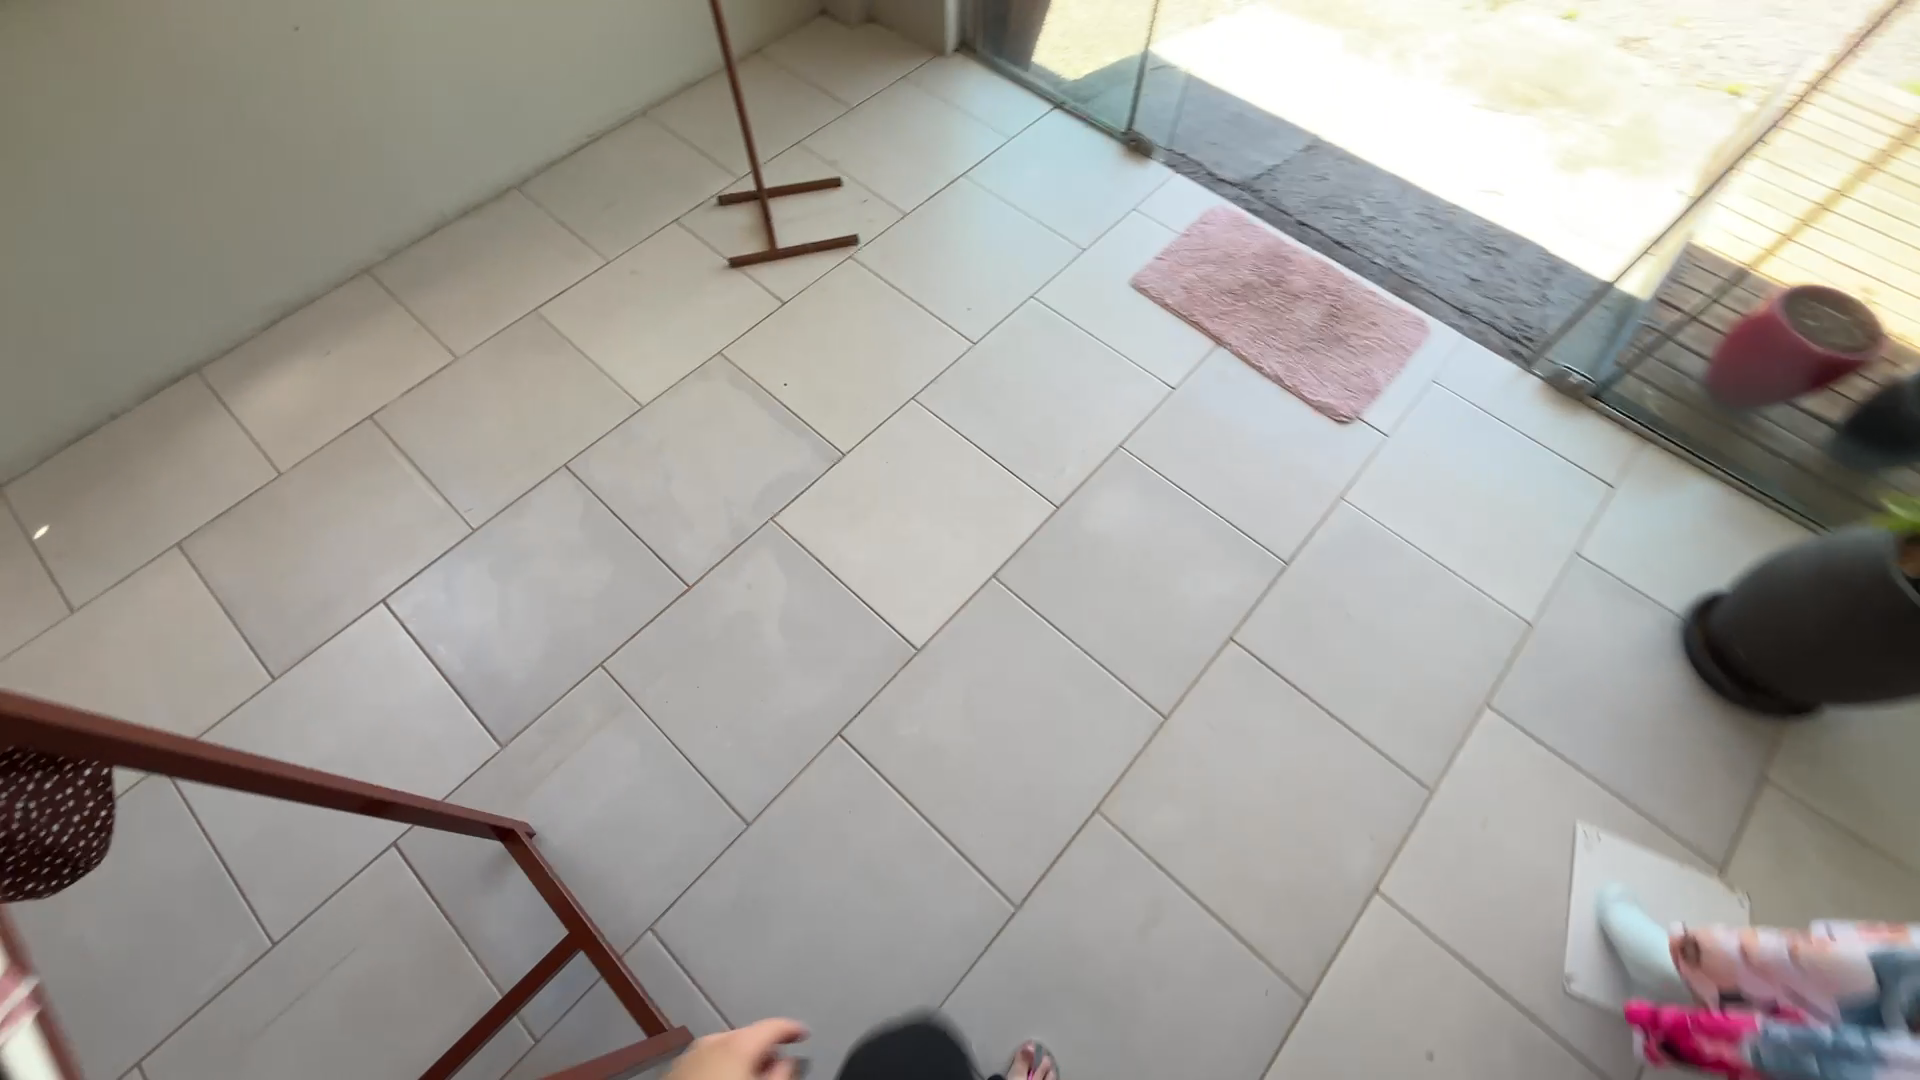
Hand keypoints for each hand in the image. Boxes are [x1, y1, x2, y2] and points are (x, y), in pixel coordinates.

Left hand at [665, 1018, 809, 1079]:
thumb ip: (781, 1069)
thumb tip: (788, 1060)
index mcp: (736, 1039)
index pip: (775, 1023)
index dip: (794, 1027)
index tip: (803, 1032)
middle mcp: (711, 1037)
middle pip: (747, 1035)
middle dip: (763, 1047)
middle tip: (776, 1063)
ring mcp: (689, 1052)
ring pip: (724, 1046)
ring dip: (739, 1056)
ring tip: (749, 1074)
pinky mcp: (674, 1068)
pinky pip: (704, 1058)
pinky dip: (717, 1064)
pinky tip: (722, 1078)